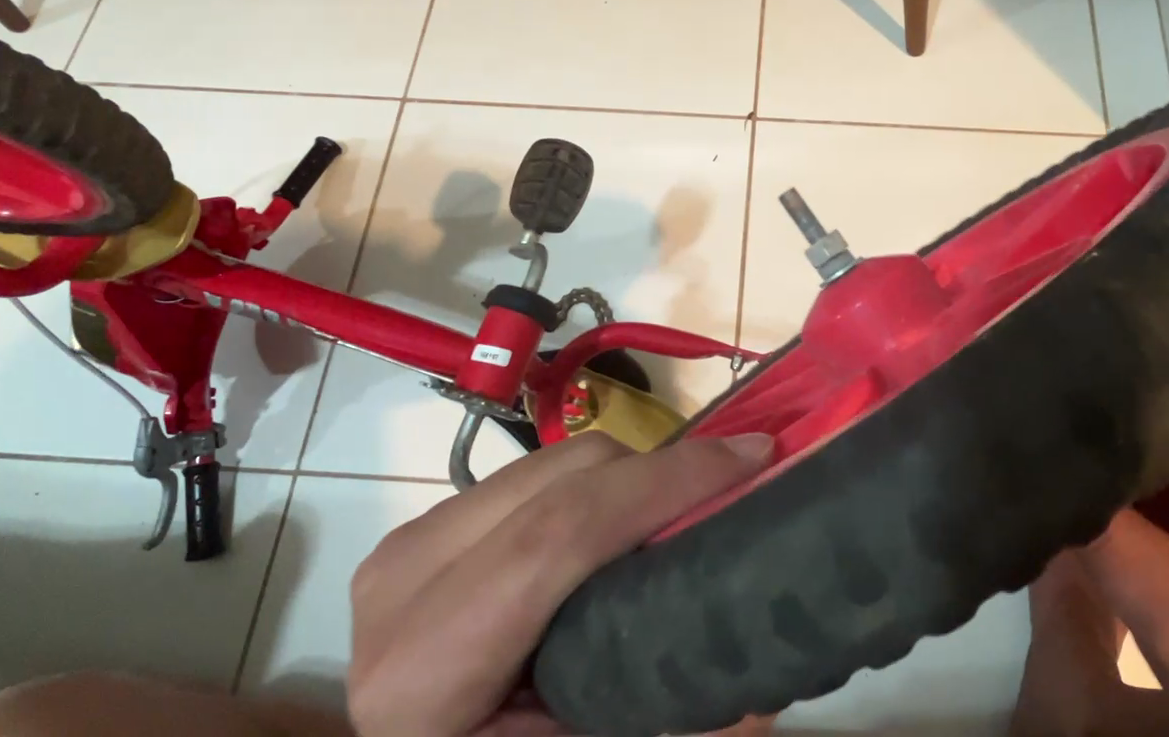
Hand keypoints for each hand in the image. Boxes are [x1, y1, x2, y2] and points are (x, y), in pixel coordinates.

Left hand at [348, 429, 773, 736]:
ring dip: (628, 475)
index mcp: (424, 664)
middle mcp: (404, 580)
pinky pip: (531, 474)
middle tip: (734, 486)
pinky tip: (622, 523)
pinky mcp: (425, 523)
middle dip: (660, 469)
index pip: (557, 536)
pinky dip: (593, 483)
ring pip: (549, 462)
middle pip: (560, 479)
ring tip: (681, 509)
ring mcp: (409, 540)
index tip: (752, 458)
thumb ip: (663, 717)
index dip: (661, 486)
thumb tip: (764, 679)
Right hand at [1013, 407, 1168, 736]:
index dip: (1098, 389)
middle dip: (1093, 438)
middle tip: (1017, 432)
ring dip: (1100, 479)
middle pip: (1153, 426)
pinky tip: (1064, 509)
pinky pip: (1157, 508)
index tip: (1031, 390)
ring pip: (1150, 469)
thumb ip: (1094, 525)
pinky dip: (1116, 514)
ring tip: (1027, 463)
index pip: (1164, 386)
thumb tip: (1025, 462)